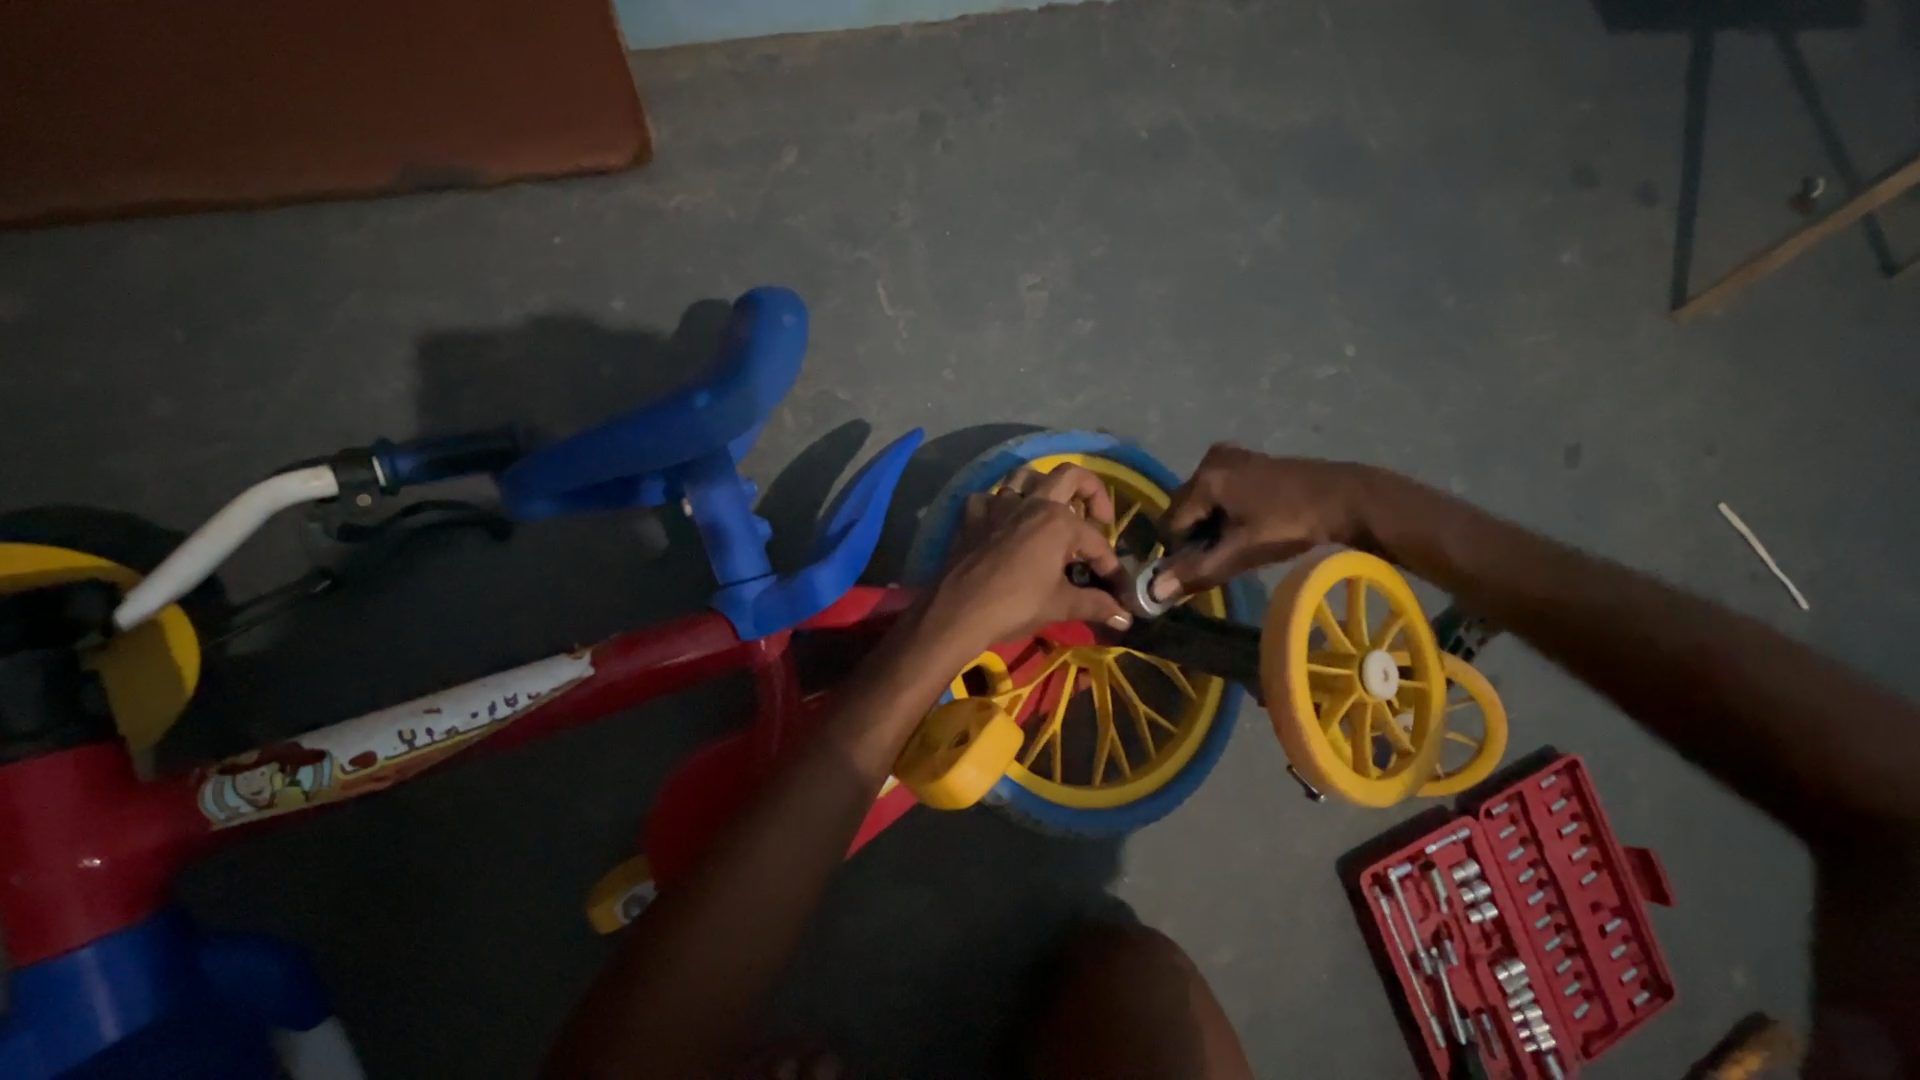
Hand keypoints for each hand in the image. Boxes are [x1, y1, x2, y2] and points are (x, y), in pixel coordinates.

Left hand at [921, 464, 1134, 652]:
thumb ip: (1097, 605)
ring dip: (1043, 485)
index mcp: (1059, 521)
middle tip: (1098, 516)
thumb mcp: (1062, 605)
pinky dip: (999, 505)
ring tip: (1051, 506)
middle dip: (1091, 490)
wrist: (959, 611)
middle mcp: (1032, 502)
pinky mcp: (972, 515)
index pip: (1096, 541)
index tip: (1116, 588)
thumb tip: (1126, 616)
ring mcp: (998, 504)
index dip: (1110, 565)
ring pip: (1025, 475)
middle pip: (1069, 475)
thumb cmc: (1016, 605)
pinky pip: (989, 498)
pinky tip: (1004, 523)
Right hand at [1152, 445, 1363, 598]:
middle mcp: (1210, 460)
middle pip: (1185, 509)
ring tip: (1241, 541)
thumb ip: (1198, 570)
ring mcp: (1232, 456)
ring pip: (1203, 501)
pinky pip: (1221, 490)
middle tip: (1226, 555)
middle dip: (1196, 536)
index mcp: (1205, 478)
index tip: (1207, 566)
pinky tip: (1250, 523)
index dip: (1182, 551)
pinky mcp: (1250, 460)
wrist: (1350, 499)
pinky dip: (1226, 510)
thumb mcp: (1243, 552)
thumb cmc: (1293, 524)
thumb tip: (1155, 591)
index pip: (1171, 524)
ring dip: (1212, 525)